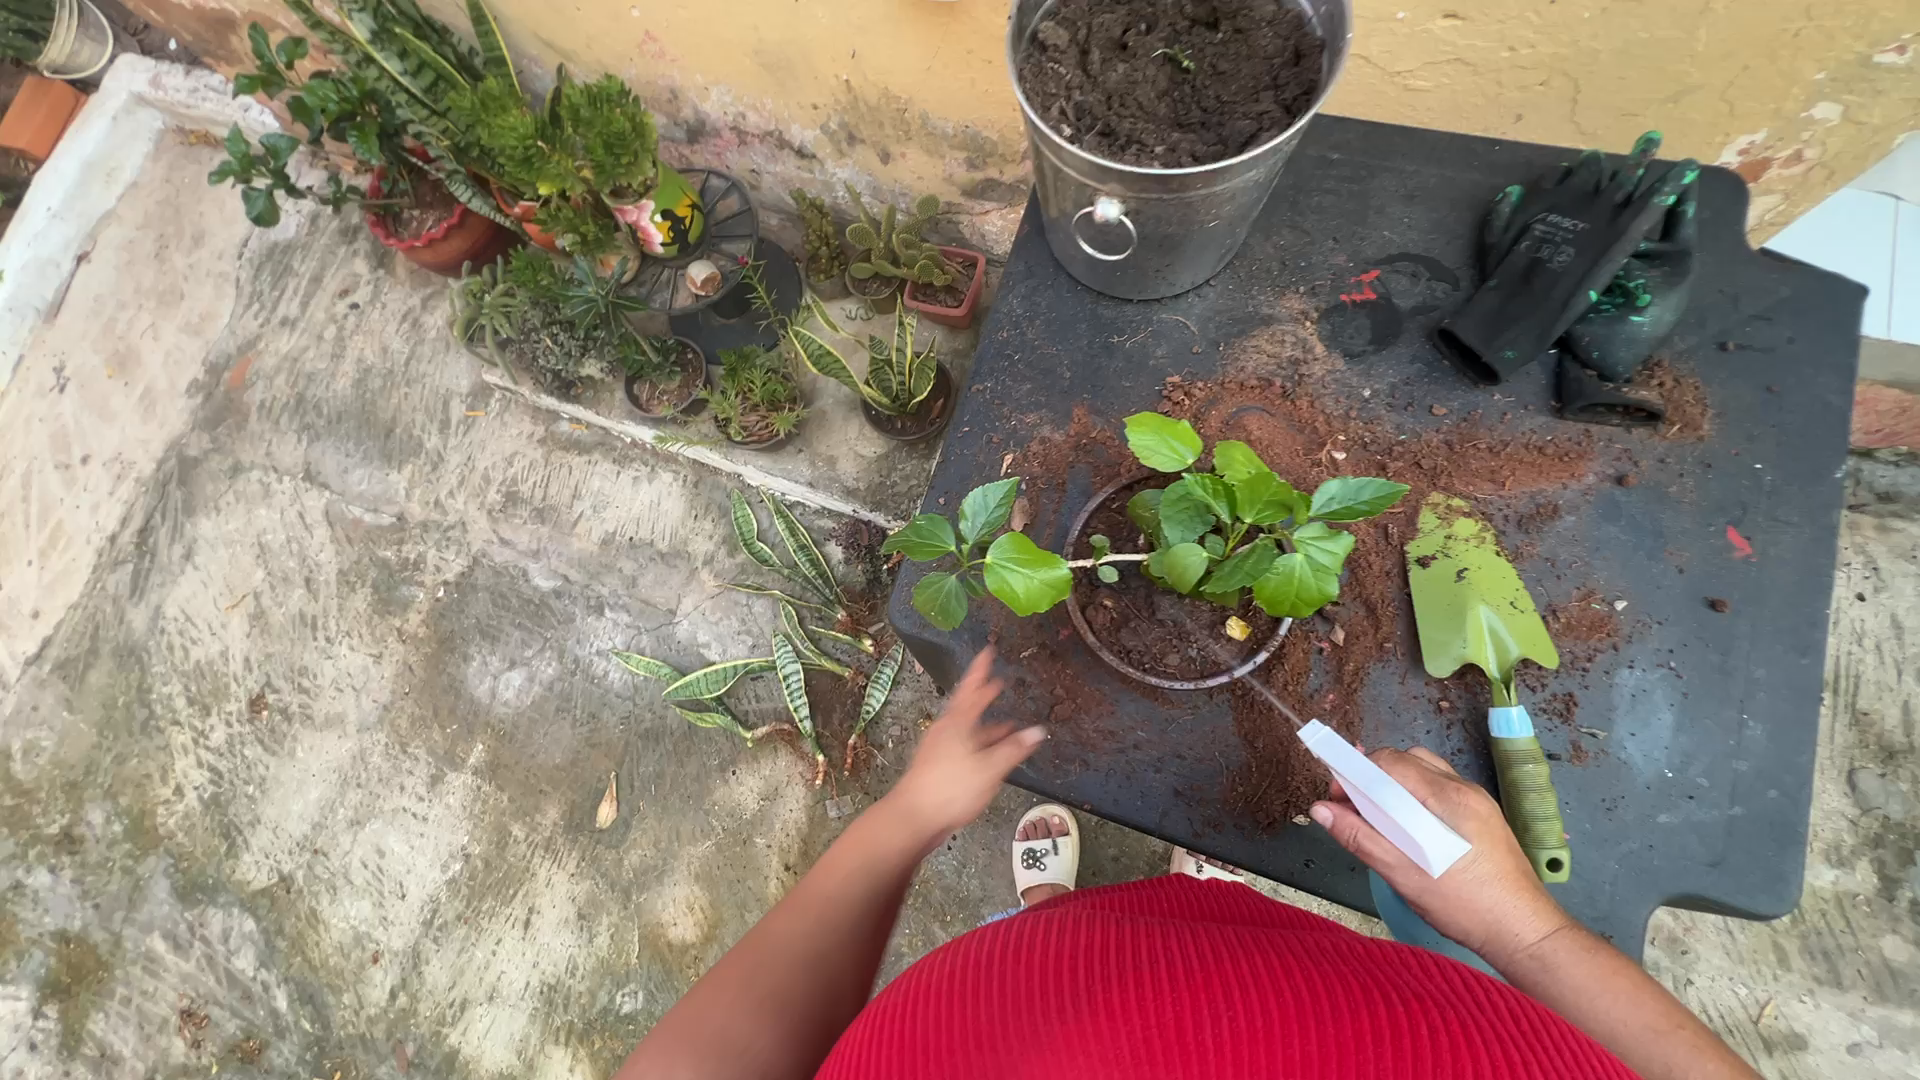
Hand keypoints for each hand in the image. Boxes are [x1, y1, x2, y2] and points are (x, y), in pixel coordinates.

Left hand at [883, 648, 1041, 846]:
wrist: (913, 817)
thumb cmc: (951, 789)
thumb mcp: (990, 769)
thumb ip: (1014, 749)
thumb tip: (1038, 731)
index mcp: (958, 723)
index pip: (973, 689)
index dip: (982, 671)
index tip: (988, 651)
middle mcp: (947, 730)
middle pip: (968, 706)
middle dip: (984, 696)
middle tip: (997, 682)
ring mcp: (940, 747)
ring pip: (968, 730)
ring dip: (988, 726)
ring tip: (1009, 725)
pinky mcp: (937, 765)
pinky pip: (964, 746)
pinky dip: (980, 745)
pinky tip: (991, 755)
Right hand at [1311, 747, 1576, 965]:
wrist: (1528, 934)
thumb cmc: (1464, 904)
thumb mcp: (1403, 874)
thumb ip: (1360, 837)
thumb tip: (1320, 809)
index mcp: (1445, 797)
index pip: (1390, 761)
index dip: (1356, 772)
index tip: (1338, 799)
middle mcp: (1463, 789)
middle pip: (1406, 759)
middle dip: (1372, 776)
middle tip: (1356, 809)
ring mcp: (1477, 801)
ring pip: (1424, 771)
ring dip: (1394, 784)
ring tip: (1381, 817)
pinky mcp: (1484, 815)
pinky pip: (1439, 788)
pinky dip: (1415, 795)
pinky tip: (1411, 827)